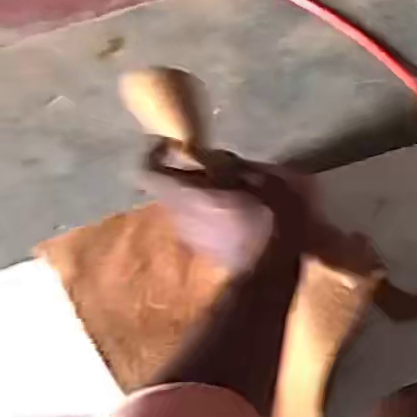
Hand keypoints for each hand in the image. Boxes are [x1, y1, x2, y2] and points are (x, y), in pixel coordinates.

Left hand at [139, 150, 316, 274]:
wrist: (269, 272)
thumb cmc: (270, 223)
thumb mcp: (269, 184)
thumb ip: (239, 169)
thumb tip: (220, 160)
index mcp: (186, 194)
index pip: (145, 168)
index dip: (154, 153)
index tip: (174, 144)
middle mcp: (176, 212)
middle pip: (170, 187)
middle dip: (191, 176)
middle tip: (221, 170)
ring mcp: (186, 232)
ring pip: (185, 204)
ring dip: (204, 196)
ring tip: (237, 195)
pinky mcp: (201, 247)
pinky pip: (200, 221)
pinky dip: (214, 213)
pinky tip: (242, 217)